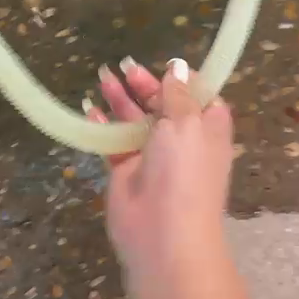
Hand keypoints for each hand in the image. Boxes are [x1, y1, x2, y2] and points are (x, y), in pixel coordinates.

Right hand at [89, 57, 237, 283]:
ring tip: (103, 76)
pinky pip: (114, 142)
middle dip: (146, 84)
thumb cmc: (184, 171)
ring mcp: (153, 157)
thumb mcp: (187, 122)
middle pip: (163, 104)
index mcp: (207, 129)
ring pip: (136, 120)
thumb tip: (178, 66)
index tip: (168, 64)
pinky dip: (103, 125)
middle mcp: (182, 141)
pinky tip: (90, 109)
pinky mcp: (127, 171)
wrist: (163, 235)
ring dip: (121, 98)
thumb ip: (178, 93)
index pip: (201, 98)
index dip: (185, 80)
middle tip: (126, 66)